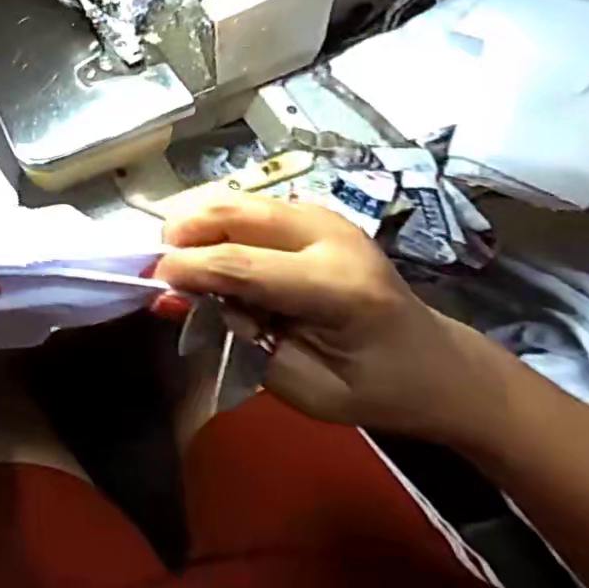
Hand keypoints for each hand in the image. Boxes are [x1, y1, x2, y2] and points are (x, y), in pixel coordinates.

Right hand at [151, 194, 515, 446]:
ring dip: (197, 225)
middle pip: (233, 212)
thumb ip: (237, 338)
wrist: (436, 363)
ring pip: (234, 198)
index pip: (242, 263)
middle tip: (164, 270)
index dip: (188, 270)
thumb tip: (175, 300)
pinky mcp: (312, 209)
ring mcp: (322, 214)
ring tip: (187, 263)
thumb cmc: (374, 388)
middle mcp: (329, 235)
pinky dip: (216, 224)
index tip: (152, 285)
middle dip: (184, 234)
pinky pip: (246, 204)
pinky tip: (216, 254)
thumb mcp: (303, 387)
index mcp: (338, 287)